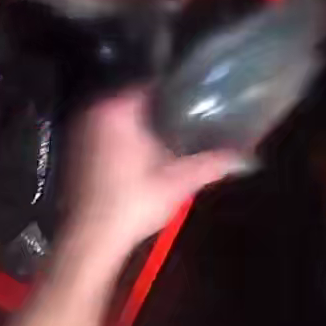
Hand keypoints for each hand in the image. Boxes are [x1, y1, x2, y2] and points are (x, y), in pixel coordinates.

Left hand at [60, 88, 245, 267]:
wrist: (91, 239)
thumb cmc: (135, 203)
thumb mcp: (180, 182)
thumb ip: (213, 163)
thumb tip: (247, 158)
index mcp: (119, 109)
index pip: (154, 86)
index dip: (177, 94)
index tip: (197, 103)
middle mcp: (97, 112)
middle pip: (138, 101)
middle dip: (161, 111)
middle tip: (190, 121)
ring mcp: (83, 130)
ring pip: (123, 118)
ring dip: (144, 126)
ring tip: (173, 137)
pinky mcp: (78, 149)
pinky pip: (109, 133)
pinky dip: (127, 140)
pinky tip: (147, 155)